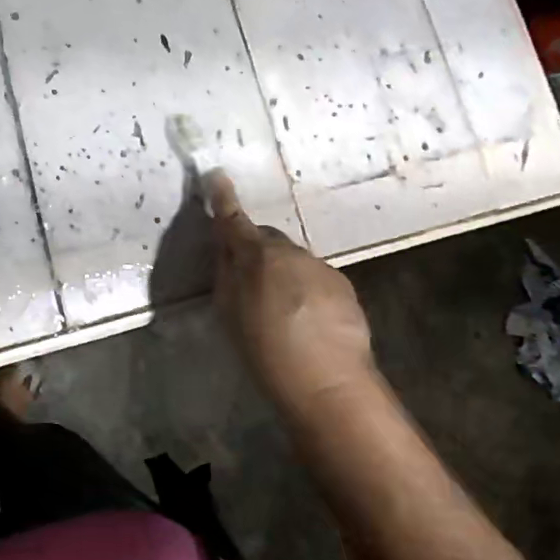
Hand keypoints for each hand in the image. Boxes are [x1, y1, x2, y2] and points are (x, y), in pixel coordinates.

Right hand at [208, 172, 376, 411]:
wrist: (329, 383)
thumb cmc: (266, 351)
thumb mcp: (230, 314)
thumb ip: (227, 275)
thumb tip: (227, 249)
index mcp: (254, 256)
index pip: (233, 220)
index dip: (223, 199)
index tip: (217, 177)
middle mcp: (288, 251)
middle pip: (266, 240)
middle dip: (256, 253)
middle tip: (251, 286)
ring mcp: (319, 265)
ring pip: (293, 260)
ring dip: (283, 274)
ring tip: (283, 313)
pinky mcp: (342, 283)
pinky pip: (315, 277)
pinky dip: (307, 289)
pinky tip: (309, 321)